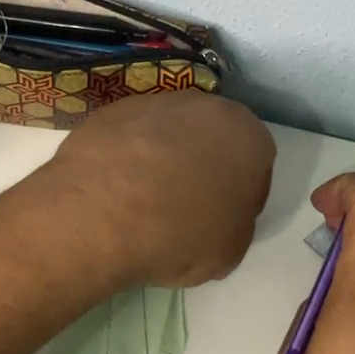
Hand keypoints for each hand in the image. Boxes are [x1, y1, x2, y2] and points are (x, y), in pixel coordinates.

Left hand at [36, 91, 273, 288]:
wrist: (99, 216)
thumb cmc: (180, 233)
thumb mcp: (230, 250)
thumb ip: (234, 222)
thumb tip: (215, 214)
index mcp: (245, 133)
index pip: (256, 163)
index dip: (242, 195)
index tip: (224, 219)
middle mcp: (201, 105)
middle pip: (210, 139)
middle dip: (202, 168)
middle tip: (186, 207)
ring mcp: (150, 103)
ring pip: (166, 134)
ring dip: (162, 159)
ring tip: (143, 201)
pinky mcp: (108, 112)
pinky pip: (128, 138)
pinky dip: (125, 158)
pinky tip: (114, 191)